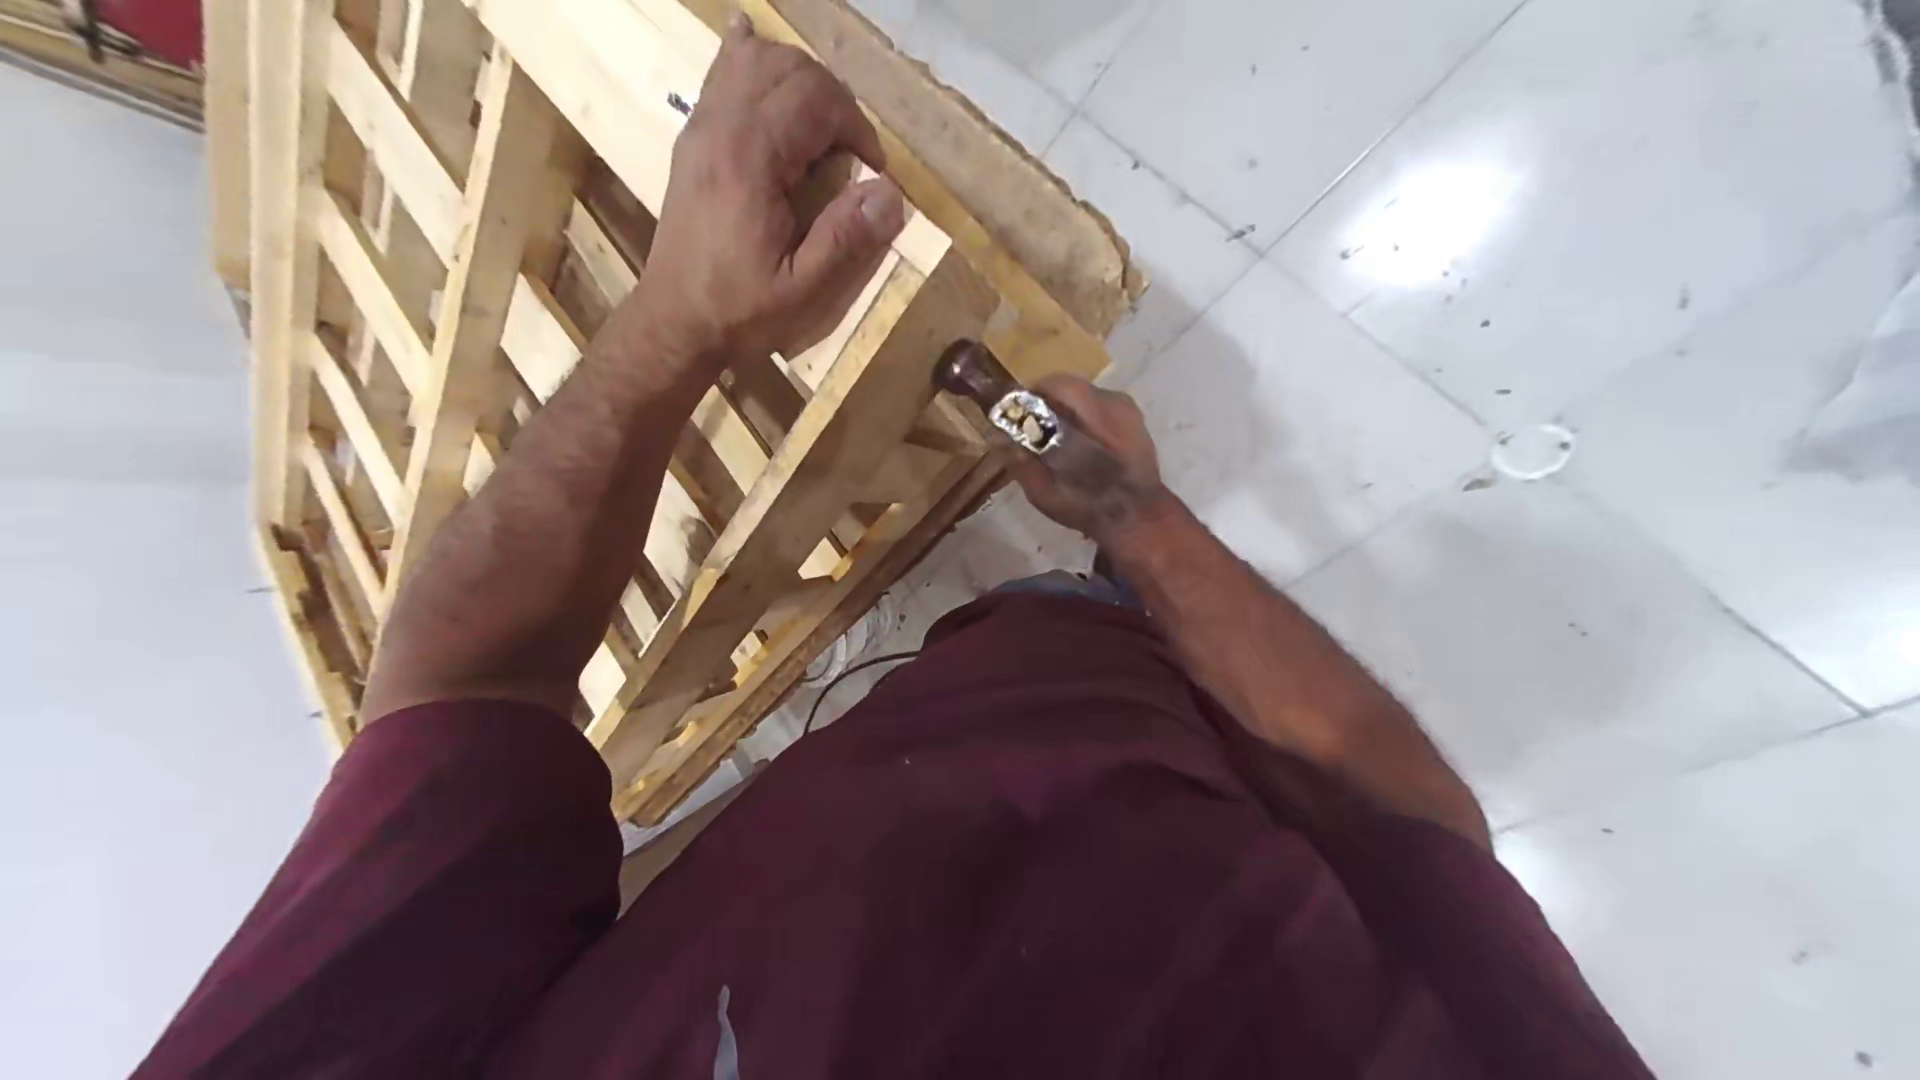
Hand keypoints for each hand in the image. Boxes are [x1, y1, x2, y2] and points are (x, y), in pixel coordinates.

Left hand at [623, 17, 905, 364]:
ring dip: (799, 80)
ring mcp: (700, 127)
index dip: (856, 125)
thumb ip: (845, 240)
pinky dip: (747, 57)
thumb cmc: (741, 310)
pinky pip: (720, 74)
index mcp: (750, 159)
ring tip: (821, 126)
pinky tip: (752, 39)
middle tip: (852, 153)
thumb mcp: (803, 291)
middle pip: (788, 68)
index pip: (815, 99)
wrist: (677, 321)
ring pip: (754, 60)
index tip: (872, 171)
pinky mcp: (693, 140)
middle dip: (833, 100)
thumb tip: (890, 194)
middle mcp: (721, 126)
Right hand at [1008, 376, 1170, 541]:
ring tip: (1058, 437)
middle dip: (1046, 402)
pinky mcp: (1135, 417)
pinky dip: (1086, 416)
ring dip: (1067, 408)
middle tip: (1033, 428)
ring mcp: (1126, 407)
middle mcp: (1109, 402)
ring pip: (1084, 393)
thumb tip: (998, 437)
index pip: (1050, 385)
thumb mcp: (1044, 492)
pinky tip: (1082, 442)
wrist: (1136, 517)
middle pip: (1067, 385)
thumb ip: (1021, 461)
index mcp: (1088, 415)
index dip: (1027, 399)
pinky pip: (1101, 405)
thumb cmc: (1086, 506)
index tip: (1016, 417)